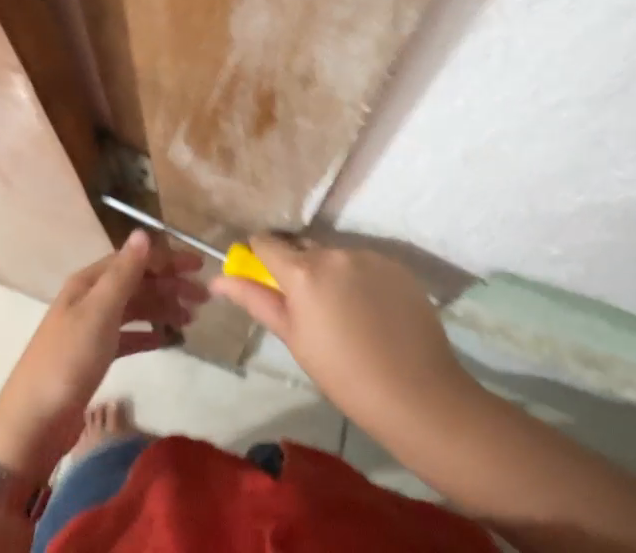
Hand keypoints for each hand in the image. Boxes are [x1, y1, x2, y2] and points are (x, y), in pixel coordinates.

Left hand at [0, 230, 204, 478]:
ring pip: (133, 309)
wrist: (35, 419)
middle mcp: (88, 300)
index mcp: (87, 283)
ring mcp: (90, 329)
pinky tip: (166, 341)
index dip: (166, 260)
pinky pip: (127, 337)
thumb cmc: (68, 360)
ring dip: (162, 308)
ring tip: (192, 318)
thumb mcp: (98, 312)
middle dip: (169, 285)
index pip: (132, 259)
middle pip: (135, 283)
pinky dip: (147, 334)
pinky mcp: (93, 357)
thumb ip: (123, 274)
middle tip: (205, 298)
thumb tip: (142, 233)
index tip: (200, 267)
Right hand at [210, 235, 480, 433]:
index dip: (261, 257)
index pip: (267, 243)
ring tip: (347, 316)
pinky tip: (373, 313)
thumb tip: (218, 279)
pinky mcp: (398, 266)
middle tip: (310, 310)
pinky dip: (361, 280)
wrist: (417, 392)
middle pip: (304, 249)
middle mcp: (335, 253)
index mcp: (302, 271)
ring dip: (332, 274)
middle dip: (299, 270)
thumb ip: (255, 300)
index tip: (266, 279)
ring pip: (336, 257)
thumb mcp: (293, 338)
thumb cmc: (343, 373)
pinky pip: (366, 264)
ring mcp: (370, 257)